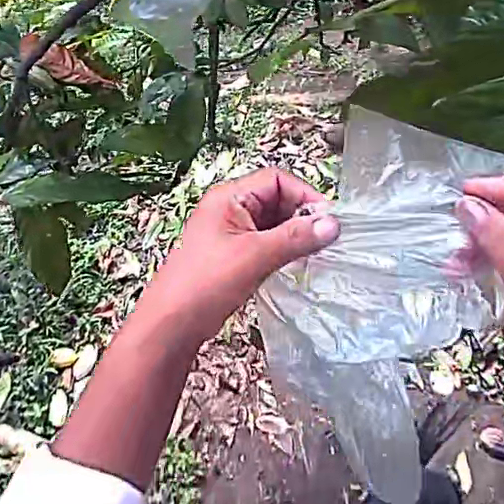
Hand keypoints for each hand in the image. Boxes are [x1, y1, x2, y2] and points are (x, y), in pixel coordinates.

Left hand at [135, 167, 340, 347]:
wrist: (170, 324)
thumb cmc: (206, 282)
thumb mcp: (255, 256)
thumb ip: (294, 238)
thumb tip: (332, 224)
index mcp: (229, 196)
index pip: (276, 179)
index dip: (304, 194)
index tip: (329, 219)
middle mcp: (230, 207)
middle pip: (276, 198)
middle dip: (301, 214)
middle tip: (326, 238)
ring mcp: (230, 231)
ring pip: (272, 221)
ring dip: (294, 232)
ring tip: (316, 252)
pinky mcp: (233, 253)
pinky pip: (265, 240)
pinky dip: (283, 247)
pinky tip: (297, 263)